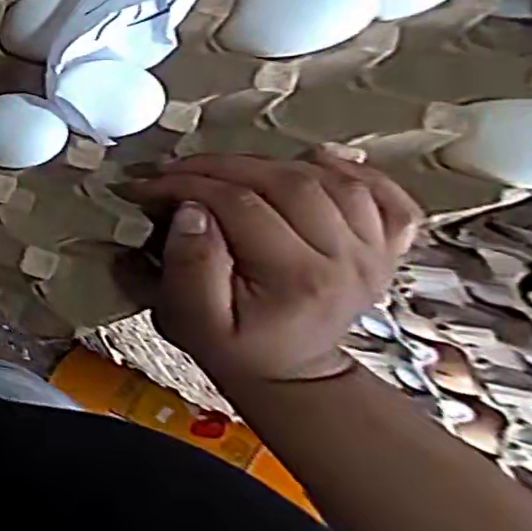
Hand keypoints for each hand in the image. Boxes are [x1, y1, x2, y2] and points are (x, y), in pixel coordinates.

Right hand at [124, 151, 421, 385]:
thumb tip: (191, 209)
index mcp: (298, 278)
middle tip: (173, 169)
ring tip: (220, 168)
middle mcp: (347, 259)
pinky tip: (317, 160)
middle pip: (287, 183)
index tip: (145, 185)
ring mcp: (373, 252)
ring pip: (329, 180)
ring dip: (268, 163)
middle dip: (220, 166)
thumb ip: (189, 263)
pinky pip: (386, 197)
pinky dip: (354, 171)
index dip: (186, 185)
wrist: (288, 370)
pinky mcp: (384, 248)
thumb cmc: (230, 343)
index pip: (240, 205)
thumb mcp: (190, 316)